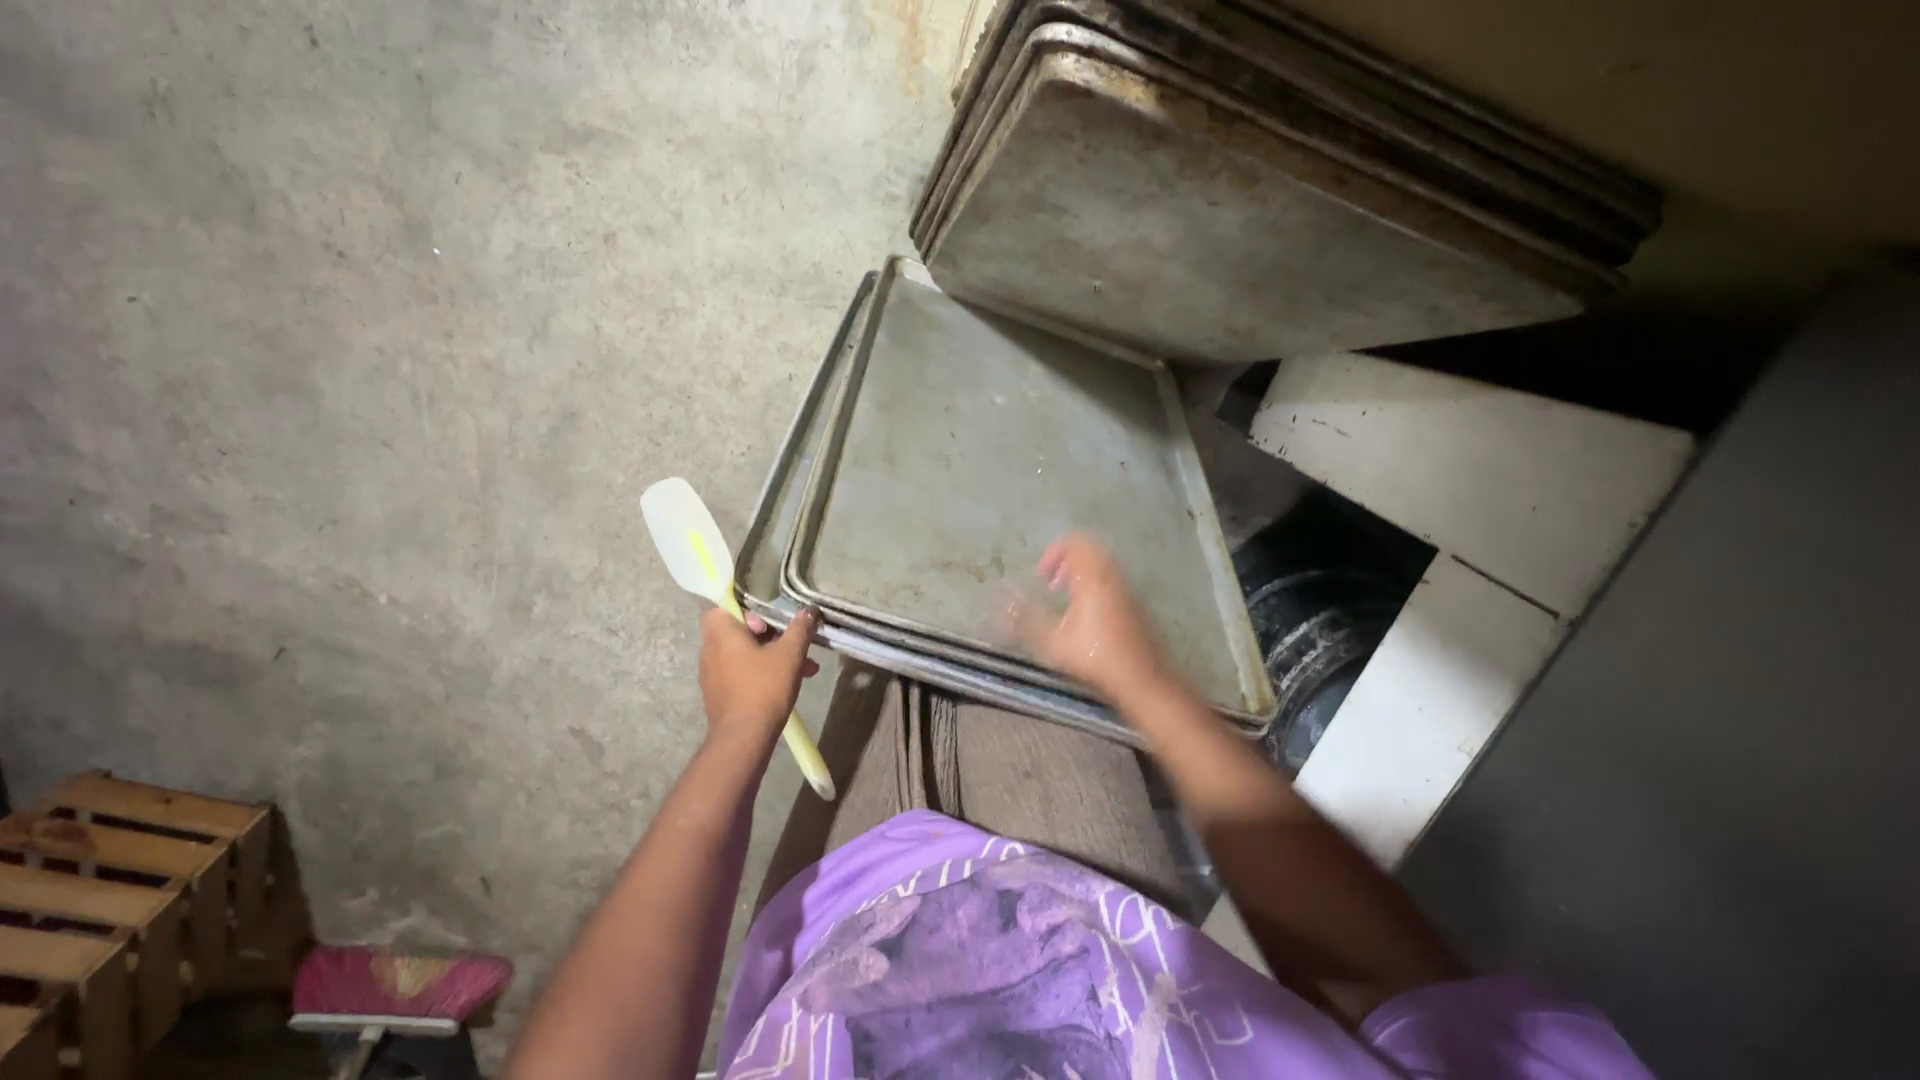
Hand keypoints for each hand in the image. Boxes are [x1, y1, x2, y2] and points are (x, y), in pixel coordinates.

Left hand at [699, 608, 819, 745]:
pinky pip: (741, 673)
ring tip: (804, 669)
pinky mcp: (718, 694)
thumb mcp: (790, 654)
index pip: (725, 607)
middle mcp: (710, 650)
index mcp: (720, 634)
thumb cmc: (764, 687)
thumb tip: (809, 610)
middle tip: (793, 645)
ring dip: (771, 656)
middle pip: (740, 632)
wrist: (743, 737)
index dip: (750, 611)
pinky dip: (760, 673)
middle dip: (771, 637)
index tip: (770, 624)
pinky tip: (787, 685)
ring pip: (744, 655)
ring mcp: (711, 675)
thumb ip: (800, 629)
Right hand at [1015, 533, 1169, 701]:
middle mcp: (1113, 577)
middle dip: (1068, 560)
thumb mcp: (1053, 642)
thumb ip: (1026, 619)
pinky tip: (1089, 613)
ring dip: (1083, 572)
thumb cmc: (1095, 659)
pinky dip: (1097, 583)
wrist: (1142, 680)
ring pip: (1104, 564)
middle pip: (1091, 549)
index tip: (1042, 576)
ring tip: (1067, 596)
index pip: (1075, 543)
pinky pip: (1114, 578)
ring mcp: (1128, 589)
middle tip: (1053, 582)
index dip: (1054, 552)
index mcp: (1092, 579)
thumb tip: (1003, 599)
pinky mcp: (1137, 604)